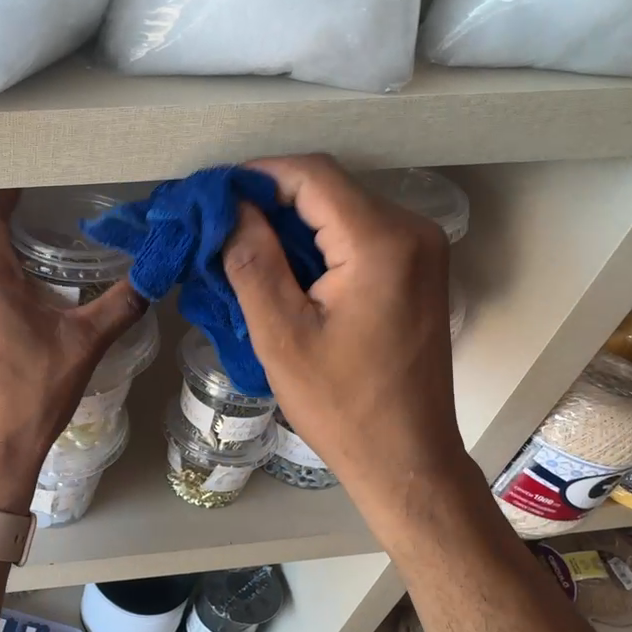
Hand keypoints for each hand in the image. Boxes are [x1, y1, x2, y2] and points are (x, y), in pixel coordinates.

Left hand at [0, 191, 146, 513]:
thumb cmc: (37, 394)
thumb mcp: (86, 346)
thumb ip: (121, 304)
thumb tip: (156, 274)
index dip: (0, 201)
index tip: (20, 192)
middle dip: (12, 244)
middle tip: (47, 244)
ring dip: (3, 278)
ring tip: (40, 287)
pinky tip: (20, 327)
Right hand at [222, 155, 461, 491]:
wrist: (405, 455)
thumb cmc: (340, 404)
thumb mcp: (281, 335)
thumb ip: (253, 262)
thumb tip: (230, 210)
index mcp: (382, 242)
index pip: (312, 176)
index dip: (256, 175)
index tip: (210, 195)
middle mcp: (412, 232)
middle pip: (329, 189)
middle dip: (268, 199)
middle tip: (215, 225)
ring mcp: (421, 251)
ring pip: (341, 211)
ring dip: (289, 222)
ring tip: (236, 248)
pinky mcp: (416, 271)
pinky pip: (358, 236)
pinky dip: (315, 243)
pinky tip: (279, 268)